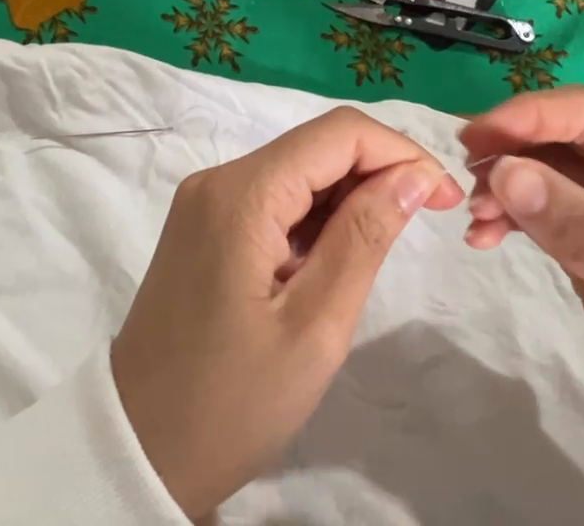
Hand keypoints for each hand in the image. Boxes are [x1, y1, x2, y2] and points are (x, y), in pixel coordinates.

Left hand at [111, 107, 464, 517]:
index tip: (444, 197)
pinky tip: (335, 257)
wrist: (139, 448)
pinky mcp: (205, 226)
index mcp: (241, 195)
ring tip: (384, 246)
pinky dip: (315, 215)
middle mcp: (218, 181)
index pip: (338, 133)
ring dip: (350, 195)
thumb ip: (365, 237)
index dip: (401, 152)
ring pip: (298, 169)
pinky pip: (274, 198)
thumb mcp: (315, 327)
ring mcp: (206, 203)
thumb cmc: (233, 402)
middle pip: (317, 146)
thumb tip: (413, 176)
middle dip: (380, 170)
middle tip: (428, 220)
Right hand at [460, 88, 583, 480]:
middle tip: (465, 182)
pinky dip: (509, 218)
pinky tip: (483, 238)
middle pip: (566, 139)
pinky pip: (542, 216)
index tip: (478, 137)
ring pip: (548, 175)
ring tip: (474, 222)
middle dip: (512, 149)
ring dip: (505, 185)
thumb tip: (505, 170)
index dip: (536, 115)